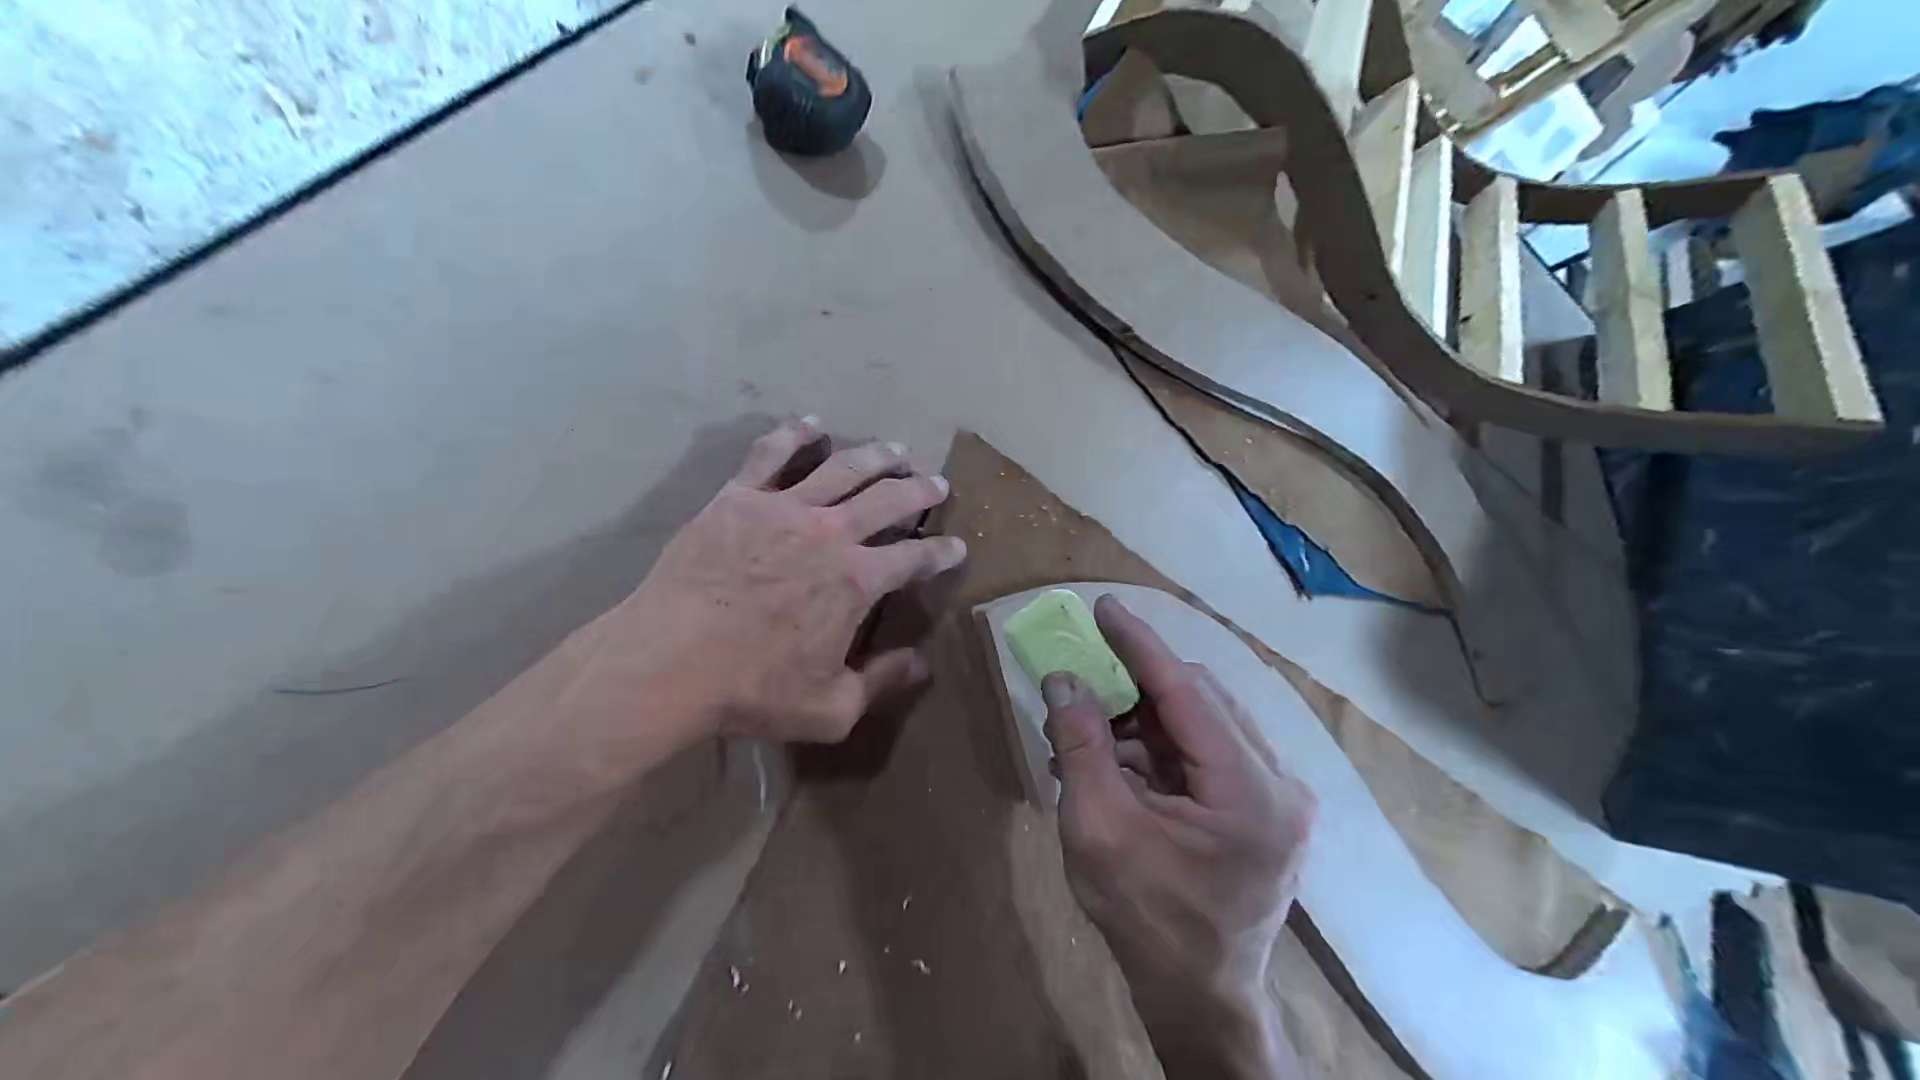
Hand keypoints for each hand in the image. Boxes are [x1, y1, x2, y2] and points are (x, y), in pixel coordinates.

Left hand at [573, 417, 967, 754]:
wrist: (667, 663)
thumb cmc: (752, 690)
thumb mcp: (831, 708)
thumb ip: (881, 681)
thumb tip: (921, 664)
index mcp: (858, 580)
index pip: (916, 557)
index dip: (942, 552)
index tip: (957, 547)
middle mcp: (831, 533)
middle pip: (889, 499)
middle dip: (921, 490)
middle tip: (938, 484)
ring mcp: (784, 508)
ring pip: (842, 468)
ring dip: (876, 455)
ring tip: (896, 449)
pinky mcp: (739, 498)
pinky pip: (772, 454)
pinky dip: (796, 434)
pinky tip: (813, 423)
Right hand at [1043, 595, 1315, 1077]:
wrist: (1200, 999)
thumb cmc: (1148, 922)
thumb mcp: (1098, 831)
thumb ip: (1081, 746)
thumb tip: (1063, 680)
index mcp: (1249, 791)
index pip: (1186, 690)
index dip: (1139, 644)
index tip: (1104, 607)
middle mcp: (1278, 782)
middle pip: (1198, 699)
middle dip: (1134, 687)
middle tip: (1082, 685)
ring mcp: (1277, 795)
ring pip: (1201, 721)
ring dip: (1143, 719)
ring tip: (1088, 736)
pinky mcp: (1264, 807)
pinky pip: (1206, 750)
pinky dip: (1159, 747)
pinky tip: (1116, 764)